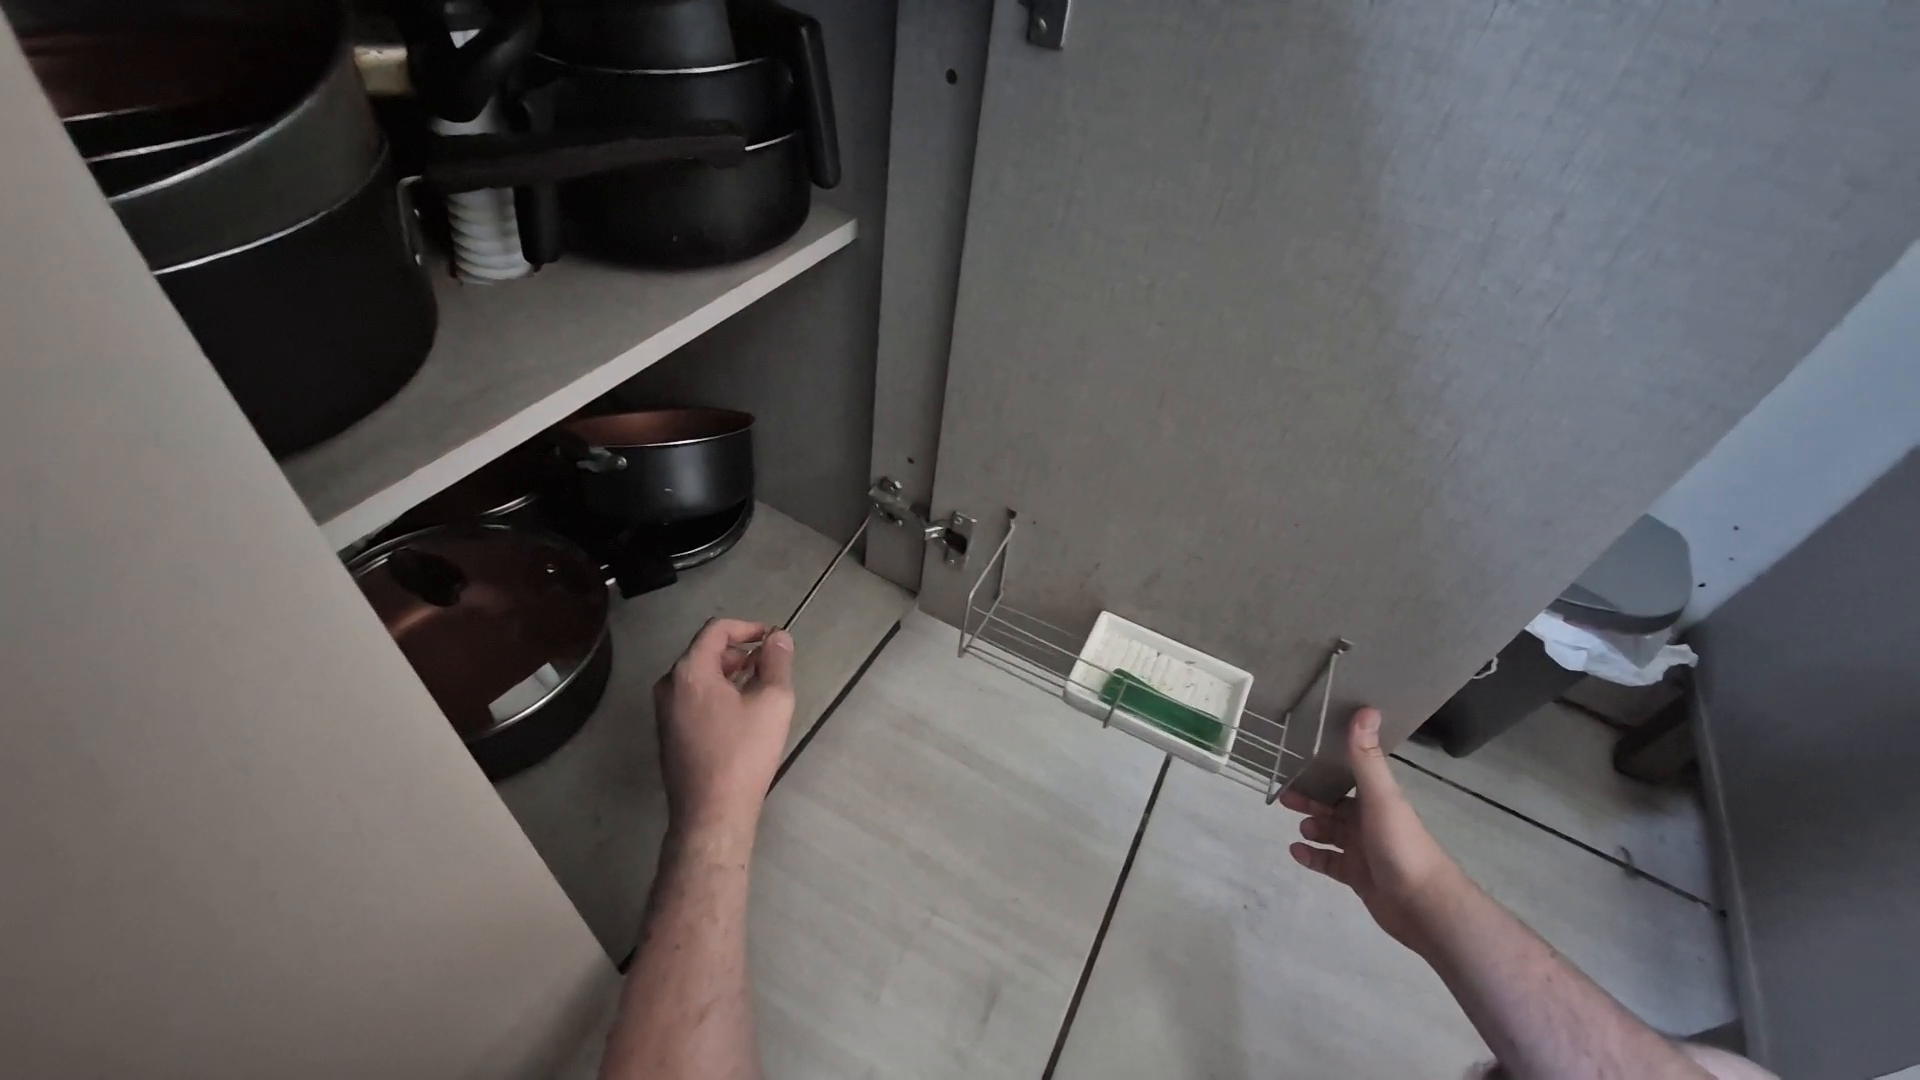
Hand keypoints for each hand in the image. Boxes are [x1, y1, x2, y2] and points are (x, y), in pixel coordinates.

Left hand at [653, 618, 795, 837]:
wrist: (711, 813)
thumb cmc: (744, 753)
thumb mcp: (773, 701)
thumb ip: (777, 661)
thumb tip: (778, 637)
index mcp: (689, 672)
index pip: (716, 630)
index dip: (748, 627)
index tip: (773, 639)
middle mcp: (669, 686)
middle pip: (706, 651)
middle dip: (741, 652)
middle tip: (771, 666)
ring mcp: (664, 711)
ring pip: (700, 676)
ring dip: (731, 673)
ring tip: (761, 688)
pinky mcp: (669, 733)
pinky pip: (693, 698)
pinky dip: (718, 693)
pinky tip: (742, 713)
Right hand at [1281, 707, 1465, 953]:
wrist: (1425, 907)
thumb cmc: (1401, 846)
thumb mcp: (1380, 797)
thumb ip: (1366, 757)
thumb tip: (1366, 709)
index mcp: (1376, 800)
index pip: (1346, 778)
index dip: (1323, 771)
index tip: (1297, 765)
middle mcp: (1370, 822)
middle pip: (1334, 806)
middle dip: (1311, 801)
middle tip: (1286, 798)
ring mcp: (1364, 850)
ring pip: (1331, 833)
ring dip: (1312, 828)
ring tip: (1300, 828)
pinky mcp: (1358, 877)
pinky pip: (1328, 862)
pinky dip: (1311, 856)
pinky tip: (1296, 852)